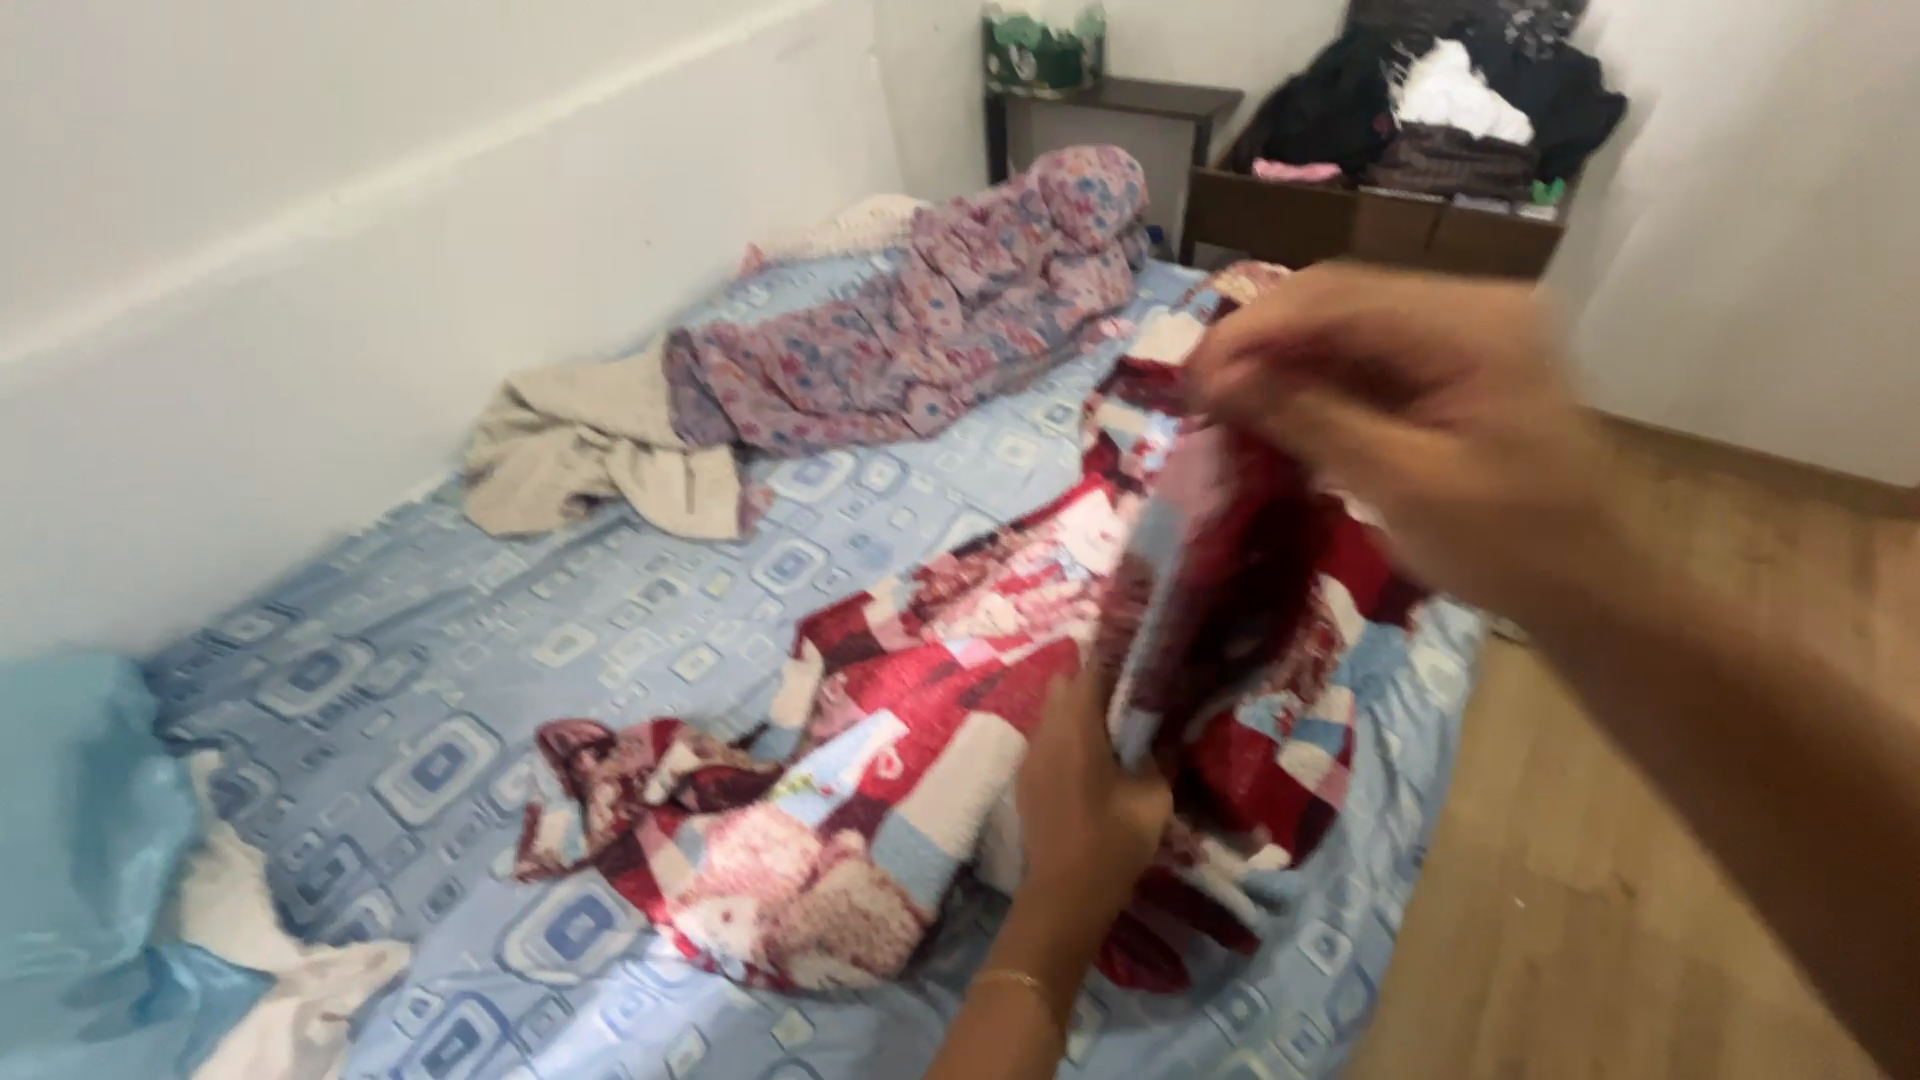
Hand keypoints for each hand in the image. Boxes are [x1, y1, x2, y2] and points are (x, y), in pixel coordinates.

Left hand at [1016, 666, 1171, 918]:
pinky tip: (1086, 766)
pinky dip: (1063, 737)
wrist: (1065, 893)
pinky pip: (1044, 737)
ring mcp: (1029, 753)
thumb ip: (1158, 755)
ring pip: (1050, 710)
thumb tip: (1159, 732)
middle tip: (1125, 709)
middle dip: (1093, 686)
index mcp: (1076, 728)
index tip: (1139, 678)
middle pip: (1064, 683)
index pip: (1091, 672)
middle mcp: (1046, 731)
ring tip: (1108, 738)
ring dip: (1076, 713)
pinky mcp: (1024, 775)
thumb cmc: (1114, 842)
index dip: (1116, 668)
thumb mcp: (1153, 798)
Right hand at [1186, 263, 1637, 628]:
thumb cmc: (1507, 547)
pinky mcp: (1444, 365)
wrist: (1588, 588)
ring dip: (1274, 360)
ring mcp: (1459, 333)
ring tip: (1219, 401)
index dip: (1251, 332)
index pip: (1337, 298)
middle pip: (1334, 298)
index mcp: (1473, 326)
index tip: (1190, 379)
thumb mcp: (1400, 484)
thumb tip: (1218, 381)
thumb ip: (1309, 419)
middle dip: (1256, 341)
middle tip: (1195, 391)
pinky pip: (1357, 356)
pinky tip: (1268, 408)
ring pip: (1338, 324)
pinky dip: (1305, 381)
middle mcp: (1468, 307)